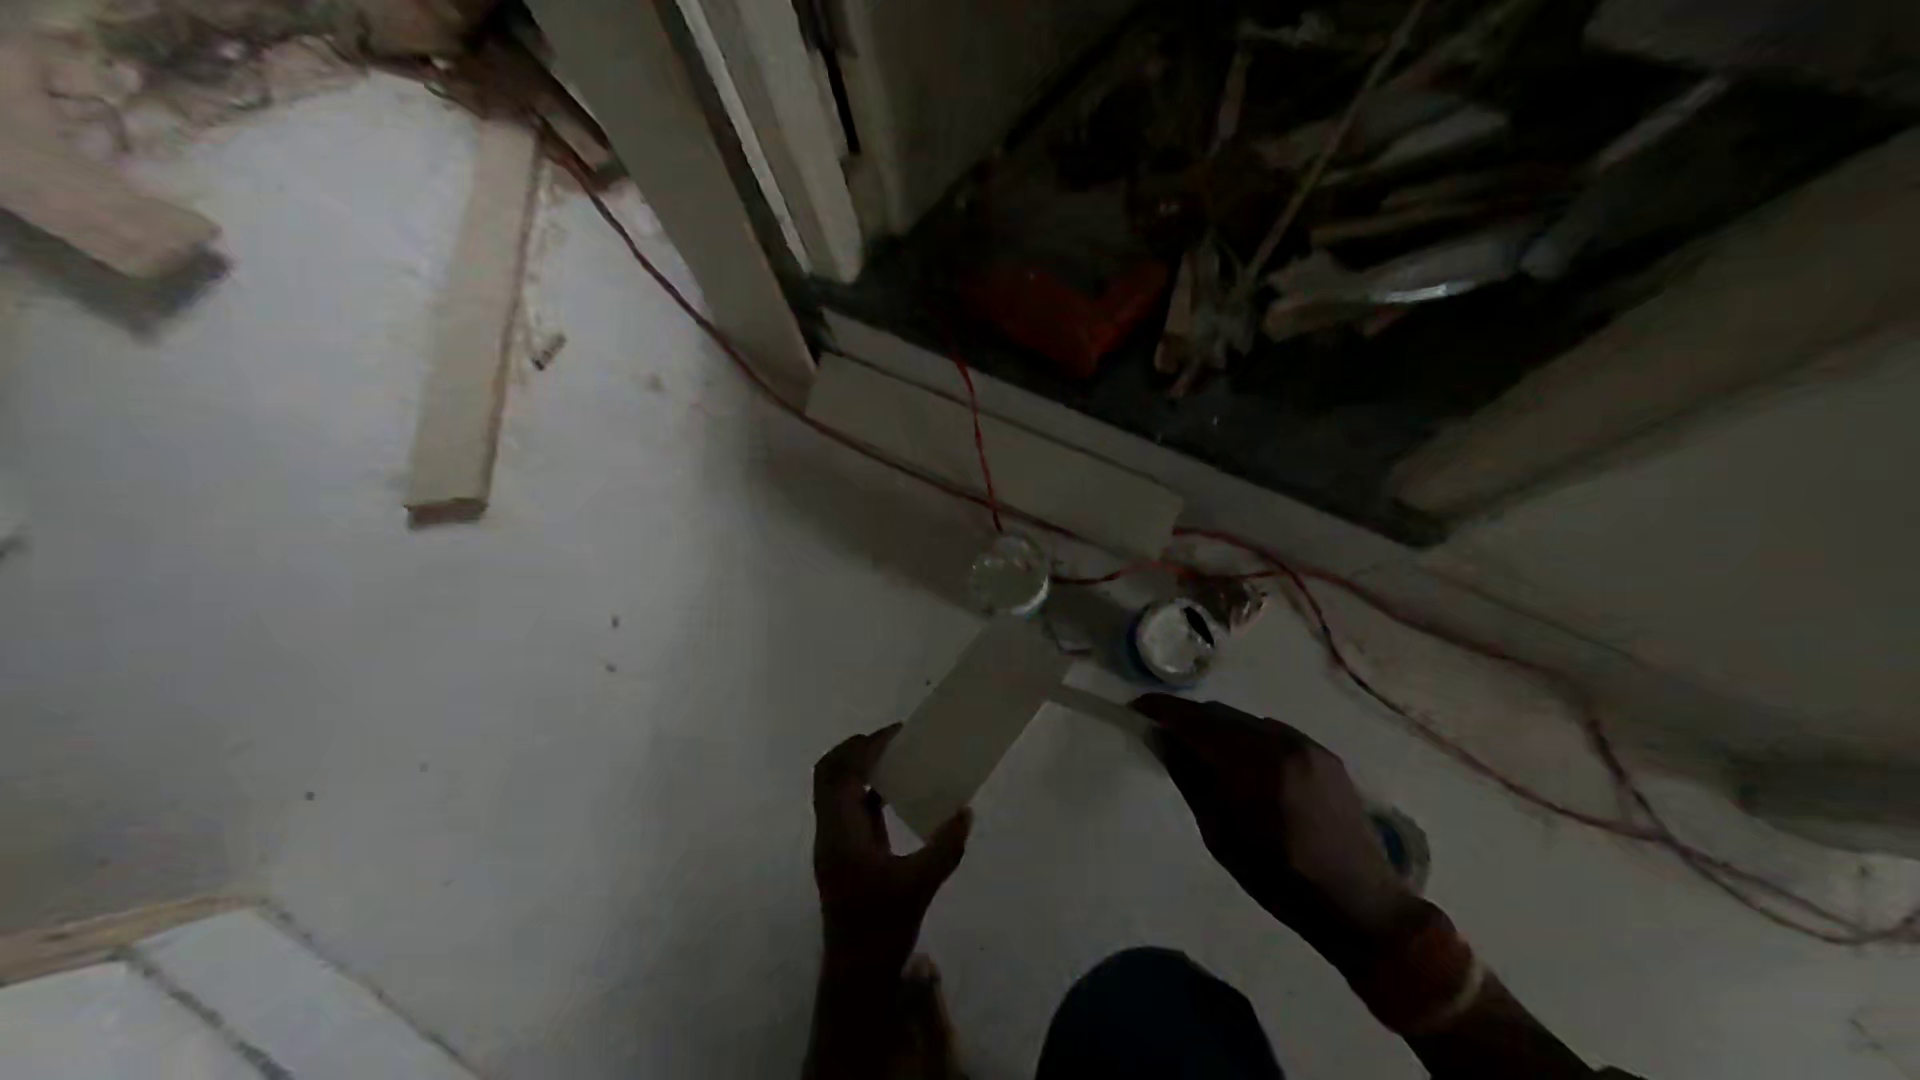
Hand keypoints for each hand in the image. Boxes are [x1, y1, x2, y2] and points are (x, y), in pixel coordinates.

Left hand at [812, 725, 971, 980]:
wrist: (857, 973)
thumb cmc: (882, 928)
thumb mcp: (919, 886)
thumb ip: (944, 848)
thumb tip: (965, 811)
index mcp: (840, 834)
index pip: (841, 775)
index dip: (865, 748)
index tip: (896, 733)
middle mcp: (831, 832)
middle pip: (828, 774)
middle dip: (855, 750)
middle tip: (890, 739)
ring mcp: (835, 842)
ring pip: (834, 789)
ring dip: (858, 767)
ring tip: (894, 756)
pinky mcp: (846, 853)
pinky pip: (849, 807)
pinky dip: (866, 790)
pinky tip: (895, 791)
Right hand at [1135, 694, 1415, 967]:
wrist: (1358, 905)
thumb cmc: (1278, 879)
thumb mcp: (1219, 833)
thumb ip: (1189, 777)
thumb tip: (1160, 738)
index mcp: (1253, 764)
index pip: (1196, 720)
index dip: (1162, 710)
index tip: (1136, 709)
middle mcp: (1282, 742)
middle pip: (1220, 714)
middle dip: (1188, 719)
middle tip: (1163, 734)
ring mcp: (1307, 745)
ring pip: (1246, 720)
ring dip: (1218, 729)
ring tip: (1201, 751)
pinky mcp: (1324, 755)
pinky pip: (1273, 732)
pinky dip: (1247, 738)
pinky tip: (1242, 764)